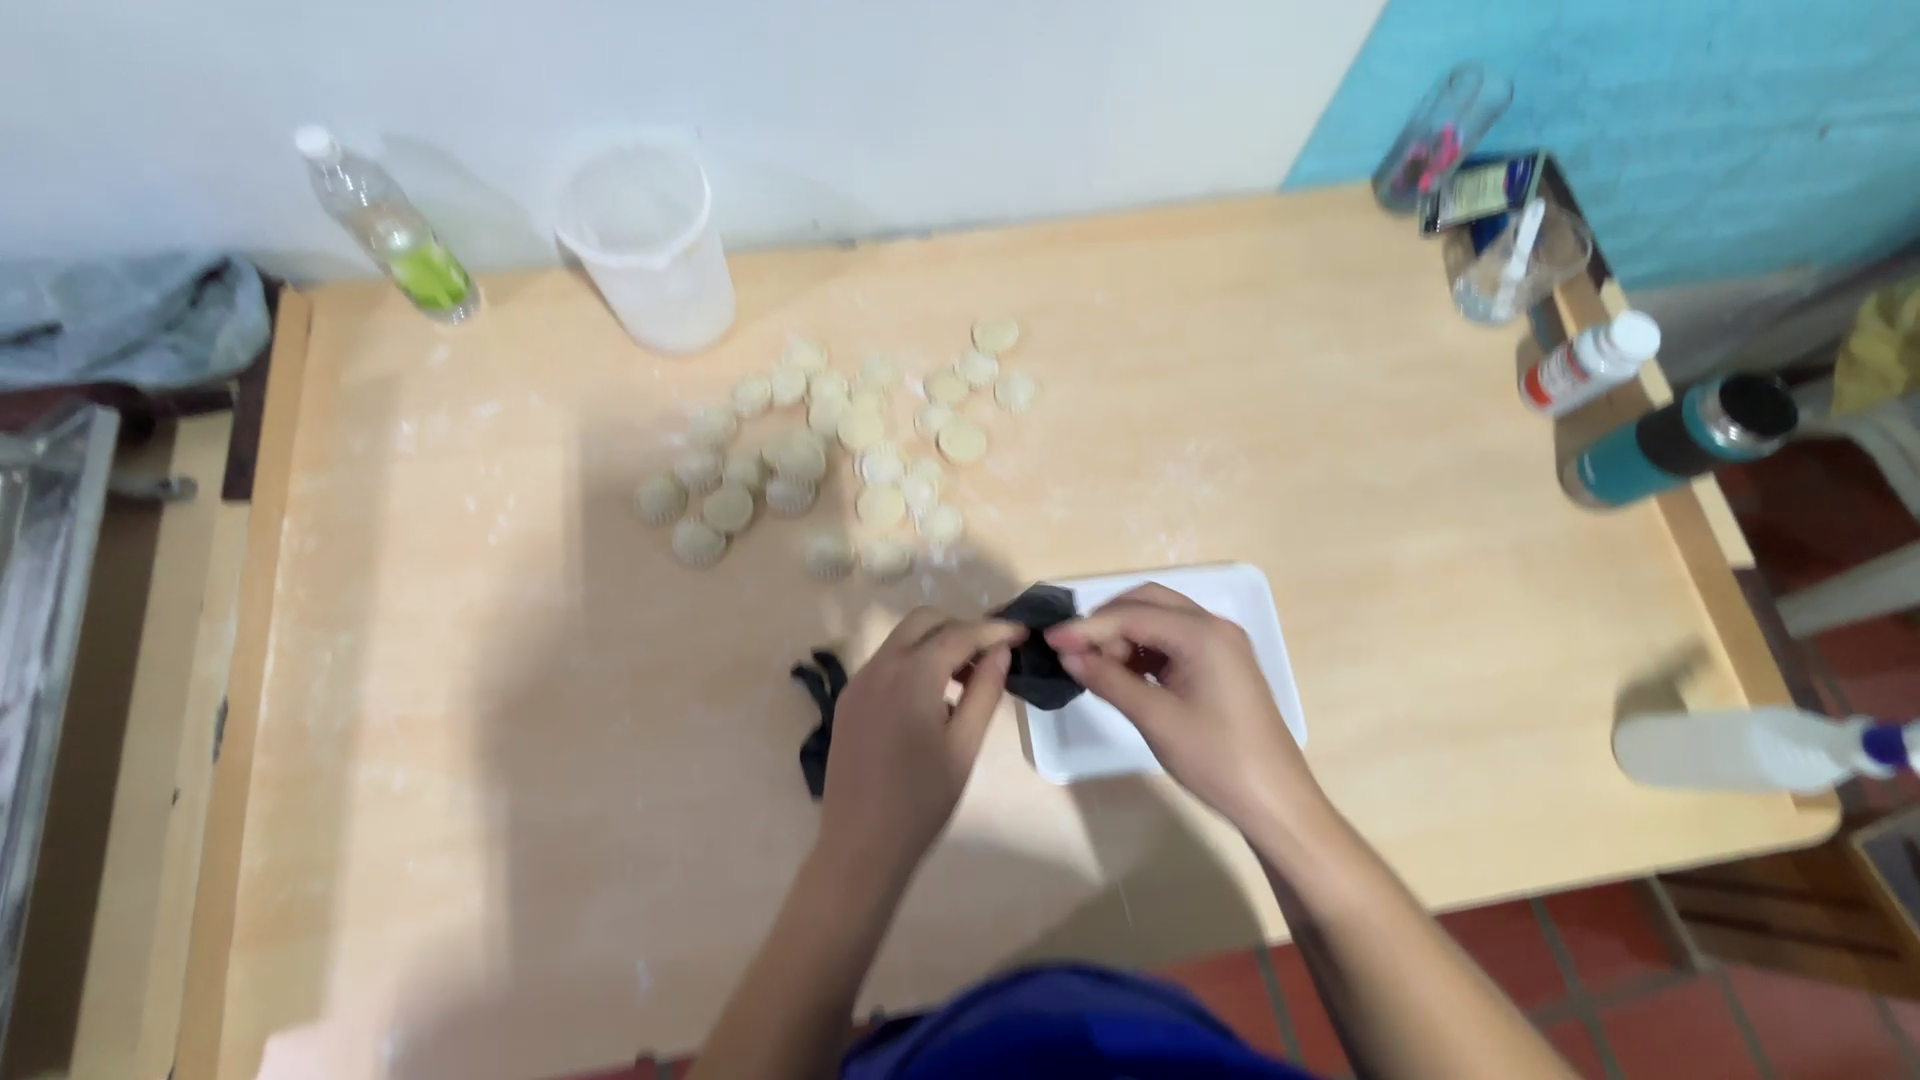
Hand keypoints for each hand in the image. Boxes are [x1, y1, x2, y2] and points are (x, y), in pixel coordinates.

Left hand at [817, 609, 1026, 882]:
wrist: (860, 845)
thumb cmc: (921, 801)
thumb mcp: (964, 747)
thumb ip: (984, 692)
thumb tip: (1000, 651)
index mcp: (911, 677)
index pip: (959, 634)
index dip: (993, 629)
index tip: (1022, 632)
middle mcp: (879, 668)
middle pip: (924, 622)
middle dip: (960, 628)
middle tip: (991, 657)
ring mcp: (858, 683)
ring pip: (901, 640)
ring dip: (935, 644)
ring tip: (966, 680)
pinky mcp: (848, 702)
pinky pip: (885, 664)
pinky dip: (913, 664)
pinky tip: (932, 699)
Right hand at [1046, 583, 1319, 828]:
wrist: (1275, 800)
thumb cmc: (1216, 759)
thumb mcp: (1155, 718)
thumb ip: (1108, 680)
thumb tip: (1068, 656)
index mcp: (1203, 634)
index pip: (1132, 615)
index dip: (1087, 627)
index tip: (1050, 642)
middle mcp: (1214, 627)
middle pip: (1147, 602)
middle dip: (1106, 621)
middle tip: (1074, 651)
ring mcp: (1221, 645)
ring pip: (1160, 620)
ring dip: (1124, 635)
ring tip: (1096, 667)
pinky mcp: (1220, 665)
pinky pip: (1173, 641)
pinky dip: (1143, 650)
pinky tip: (1123, 674)